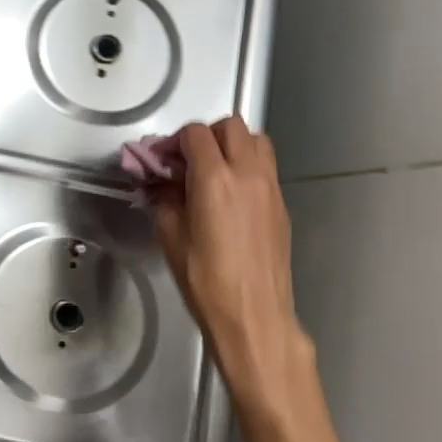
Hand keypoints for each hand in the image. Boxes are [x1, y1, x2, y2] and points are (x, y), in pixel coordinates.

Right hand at [150, 117, 308, 401]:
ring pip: (256, 141)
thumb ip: (164, 197)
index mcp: (215, 179)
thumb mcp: (169, 235)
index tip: (160, 159)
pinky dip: (245, 167)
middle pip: (231, 127)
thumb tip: (161, 182)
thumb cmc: (206, 280)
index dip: (173, 141)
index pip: (195, 134)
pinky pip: (265, 168)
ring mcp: (270, 189)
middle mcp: (248, 175)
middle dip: (205, 135)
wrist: (253, 315)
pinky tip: (226, 196)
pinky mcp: (281, 206)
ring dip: (230, 145)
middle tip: (185, 159)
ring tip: (209, 171)